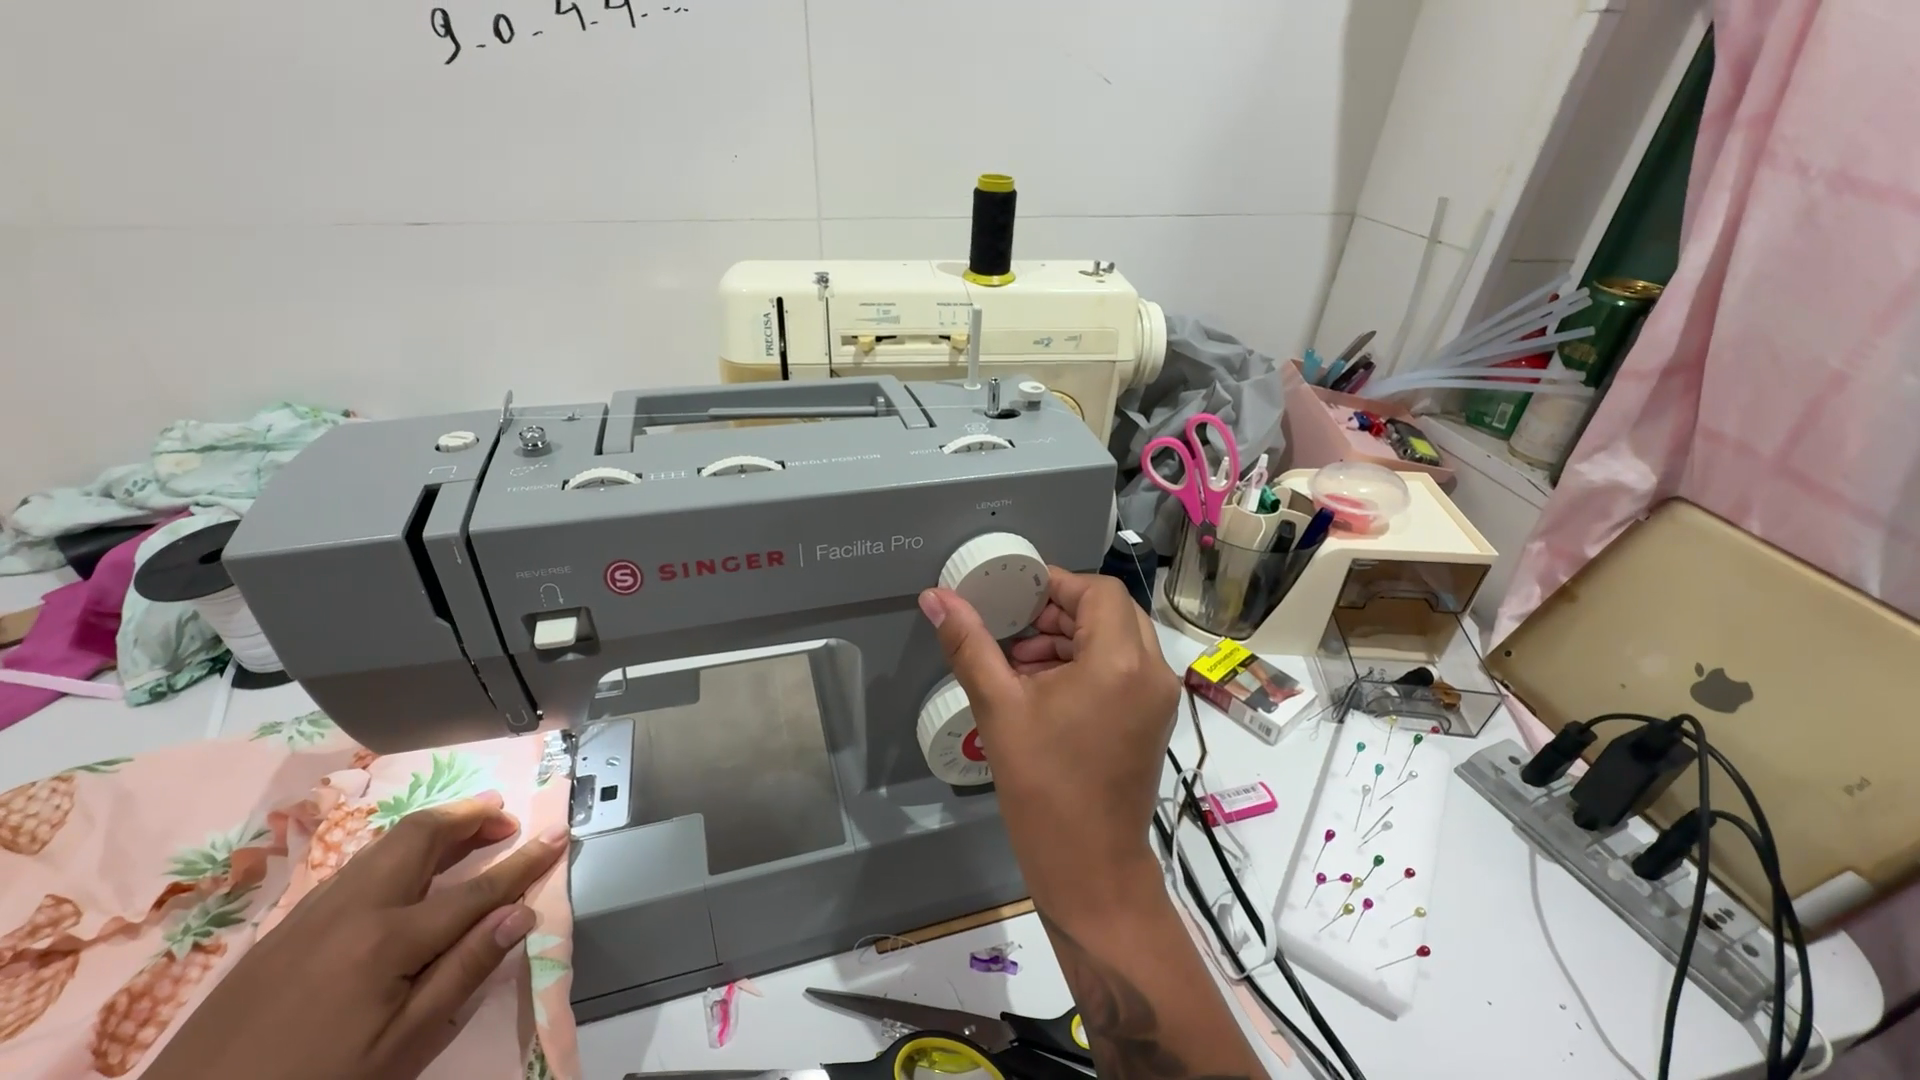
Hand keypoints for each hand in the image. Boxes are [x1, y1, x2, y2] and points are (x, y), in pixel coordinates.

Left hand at [144, 793, 567, 1079]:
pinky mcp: (285, 926)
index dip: (523, 861)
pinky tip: (406, 869)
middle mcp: (353, 908)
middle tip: (506, 818)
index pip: (476, 888)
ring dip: (435, 828)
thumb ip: (463, 973)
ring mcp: (313, 911)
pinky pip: (356, 865)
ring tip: (469, 830)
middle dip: (471, 817)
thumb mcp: (401, 1047)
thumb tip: (519, 914)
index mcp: (388, 940)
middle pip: (421, 836)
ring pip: (385, 843)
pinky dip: (397, 850)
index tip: (558, 834)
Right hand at [919, 569, 1178, 915]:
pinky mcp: (1154, 720)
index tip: (1013, 597)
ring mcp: (1158, 698)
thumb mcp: (999, 709)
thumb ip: (969, 645)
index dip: (1054, 585)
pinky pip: (1125, 669)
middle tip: (1014, 629)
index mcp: (1120, 661)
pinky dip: (1089, 665)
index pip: (1097, 590)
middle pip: (1111, 611)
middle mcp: (1152, 671)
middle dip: (1060, 613)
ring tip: (1020, 663)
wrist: (1090, 868)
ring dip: (1072, 639)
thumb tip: (935, 597)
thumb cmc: (1043, 787)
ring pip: (1119, 640)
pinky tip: (1044, 689)